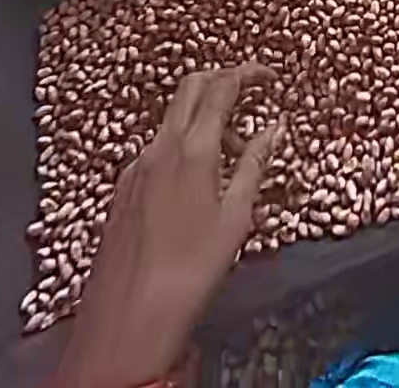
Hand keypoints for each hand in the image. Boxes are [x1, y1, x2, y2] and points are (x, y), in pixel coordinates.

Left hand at [52, 64, 277, 387]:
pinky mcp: (123, 188)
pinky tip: (197, 183)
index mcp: (193, 148)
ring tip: (232, 158)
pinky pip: (159, 147)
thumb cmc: (192, 270)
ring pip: (174, 118)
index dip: (248, 73)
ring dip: (205, 119)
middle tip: (249, 93)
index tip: (269, 76)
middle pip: (191, 86)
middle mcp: (161, 147)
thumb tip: (275, 126)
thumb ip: (255, 163)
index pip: (222, 87)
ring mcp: (136, 166)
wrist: (123, 325)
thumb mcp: (236, 216)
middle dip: (221, 79)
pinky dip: (185, 145)